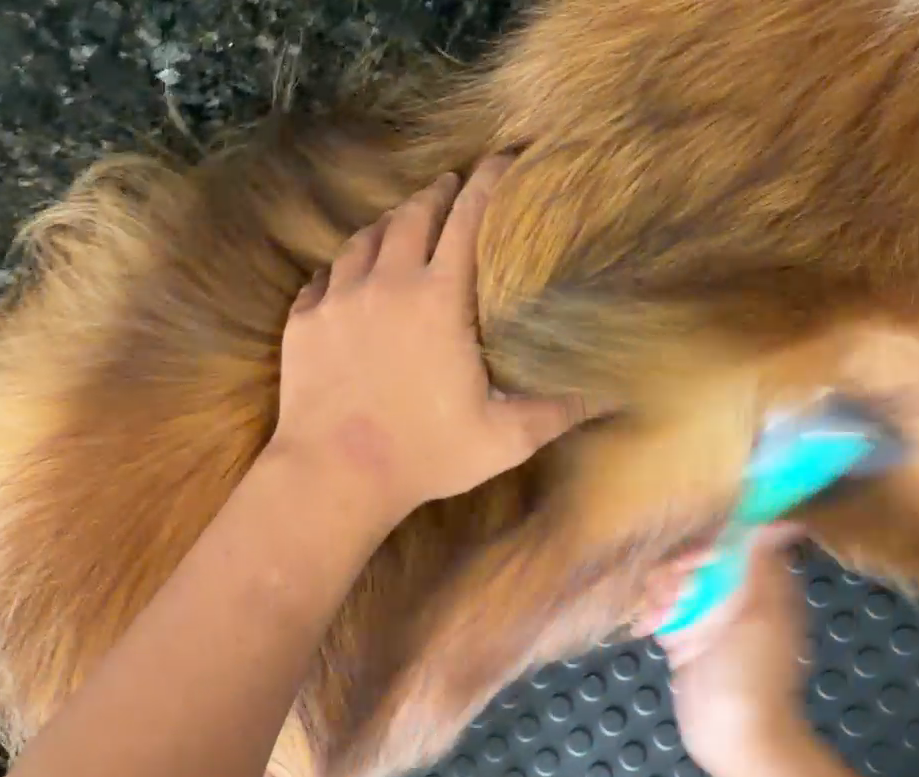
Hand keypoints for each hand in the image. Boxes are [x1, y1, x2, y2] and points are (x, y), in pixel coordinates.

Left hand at [270, 157, 585, 522]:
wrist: (333, 476)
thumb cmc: (427, 456)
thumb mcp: (506, 438)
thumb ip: (559, 410)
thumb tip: (613, 394)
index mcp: (441, 300)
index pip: (468, 220)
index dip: (489, 183)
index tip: (503, 158)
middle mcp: (387, 283)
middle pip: (413, 216)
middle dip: (437, 193)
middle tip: (452, 184)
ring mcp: (339, 300)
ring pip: (365, 239)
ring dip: (390, 224)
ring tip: (403, 221)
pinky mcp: (304, 323)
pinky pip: (324, 276)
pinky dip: (343, 266)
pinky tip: (348, 274)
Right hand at [633, 527, 814, 776]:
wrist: (732, 735)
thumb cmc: (750, 674)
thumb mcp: (760, 613)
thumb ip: (760, 564)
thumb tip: (783, 519)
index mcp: (764, 584)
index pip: (735, 540)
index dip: (710, 542)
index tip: (693, 560)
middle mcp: (736, 594)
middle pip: (698, 557)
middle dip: (678, 570)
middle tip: (673, 594)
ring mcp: (708, 616)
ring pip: (675, 581)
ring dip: (661, 593)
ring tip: (659, 616)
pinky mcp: (684, 637)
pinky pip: (662, 610)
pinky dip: (652, 616)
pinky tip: (648, 629)